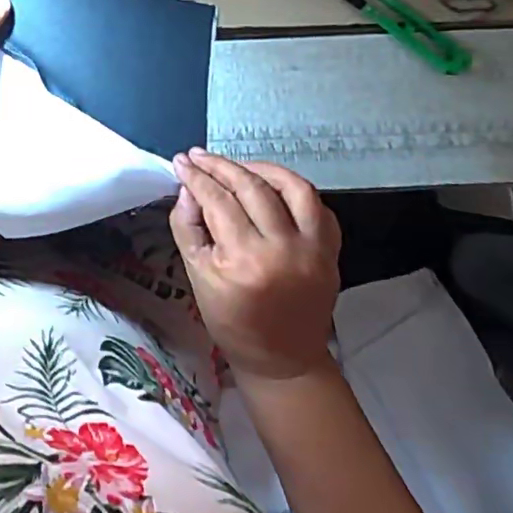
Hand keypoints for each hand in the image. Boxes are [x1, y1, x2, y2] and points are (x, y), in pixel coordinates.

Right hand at [168, 148, 341, 381]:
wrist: (282, 356)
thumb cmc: (230, 320)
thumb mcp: (196, 274)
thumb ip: (187, 227)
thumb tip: (187, 188)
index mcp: (245, 259)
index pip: (217, 201)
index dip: (196, 177)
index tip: (180, 162)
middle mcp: (284, 248)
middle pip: (251, 188)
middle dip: (221, 166)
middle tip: (198, 156)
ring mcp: (314, 248)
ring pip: (292, 187)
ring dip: (260, 168)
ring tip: (235, 164)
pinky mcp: (332, 251)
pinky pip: (317, 206)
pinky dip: (292, 188)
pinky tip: (269, 185)